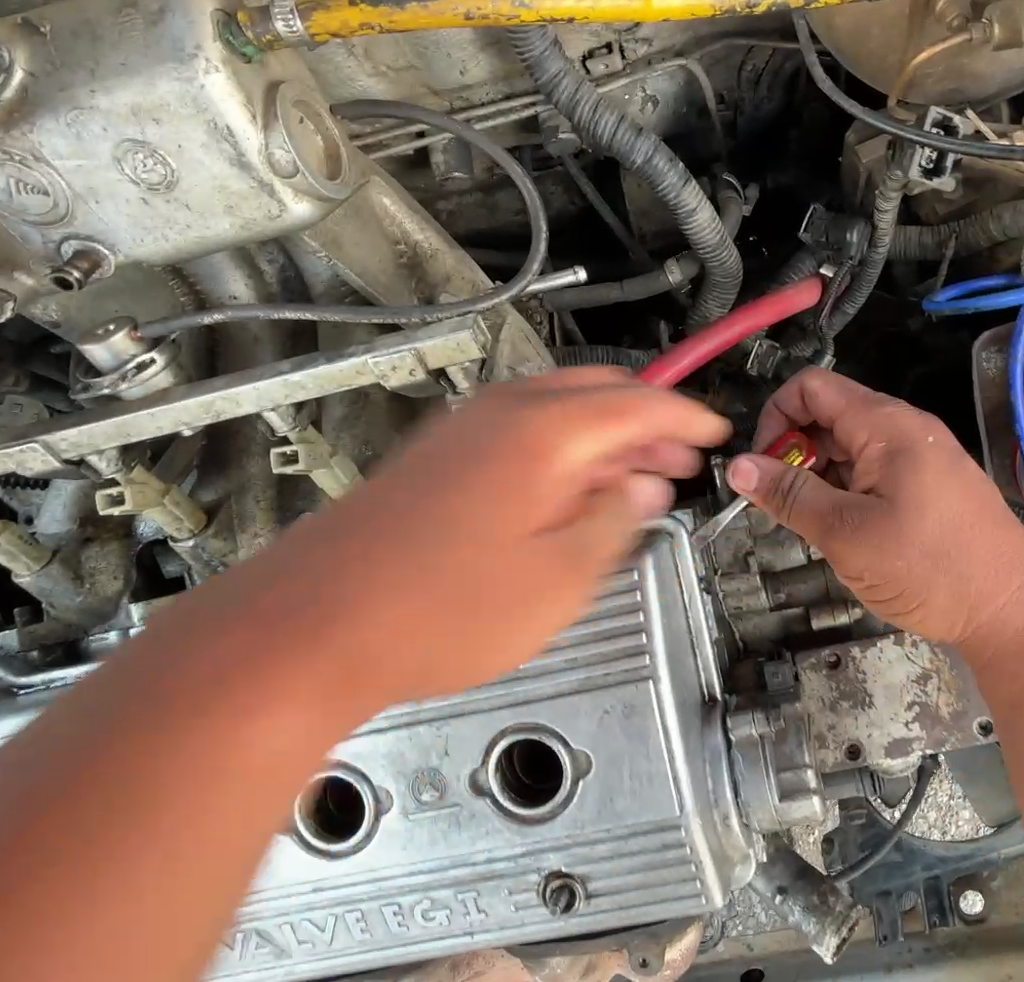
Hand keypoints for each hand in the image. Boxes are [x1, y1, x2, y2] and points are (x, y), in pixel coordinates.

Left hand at [216, 368, 731, 704]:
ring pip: (558, 412)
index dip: (687, 417)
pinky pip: (521, 434)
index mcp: (543, 434)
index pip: (640, 403)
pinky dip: (563, 451)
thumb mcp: (560, 579)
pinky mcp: (438, 459)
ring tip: (636, 479)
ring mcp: (462, 432)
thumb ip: (615, 521)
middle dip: (649, 424)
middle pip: (598, 395)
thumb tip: (642, 490)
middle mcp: (501, 416)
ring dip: (606, 438)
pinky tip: (571, 494)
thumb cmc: (428, 611)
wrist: (312, 629)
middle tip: (680, 458)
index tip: (711, 430)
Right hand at [725, 368, 1023, 650]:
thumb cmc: (929, 568)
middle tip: (782, 506)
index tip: (762, 468)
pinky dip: (848, 492)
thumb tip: (738, 466)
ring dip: (820, 477)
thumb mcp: (846, 533)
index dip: (775, 418)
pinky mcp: (931, 487)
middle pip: (830, 415)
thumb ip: (790, 495)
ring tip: (812, 526)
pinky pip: (875, 472)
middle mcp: (904, 429)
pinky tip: (844, 532)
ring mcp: (921, 458)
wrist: (1012, 610)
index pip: (811, 388)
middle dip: (795, 452)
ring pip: (850, 447)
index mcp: (885, 425)